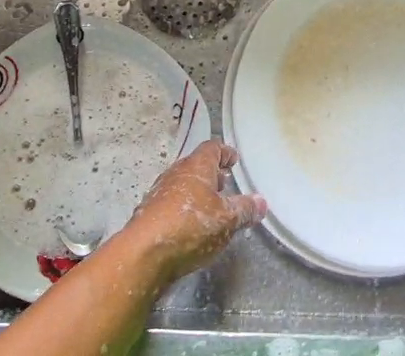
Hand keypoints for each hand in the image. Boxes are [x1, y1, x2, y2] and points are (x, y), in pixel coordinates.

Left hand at [119, 140, 266, 285]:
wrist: (143, 256)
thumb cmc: (190, 227)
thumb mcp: (227, 220)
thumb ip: (245, 209)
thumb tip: (261, 202)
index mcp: (196, 166)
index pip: (212, 148)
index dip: (225, 152)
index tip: (234, 159)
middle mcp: (176, 174)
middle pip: (196, 167)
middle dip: (211, 175)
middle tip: (225, 184)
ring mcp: (159, 195)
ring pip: (182, 186)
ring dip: (197, 194)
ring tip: (211, 208)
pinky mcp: (148, 217)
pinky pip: (171, 206)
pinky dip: (183, 211)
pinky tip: (191, 228)